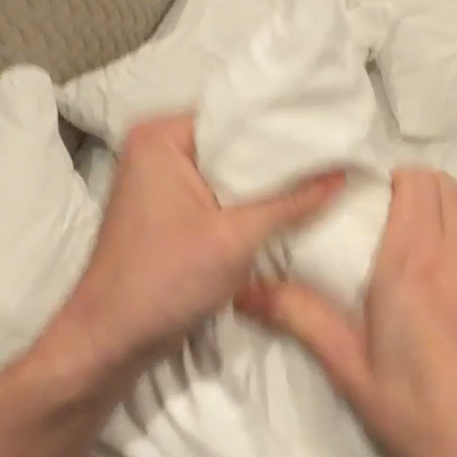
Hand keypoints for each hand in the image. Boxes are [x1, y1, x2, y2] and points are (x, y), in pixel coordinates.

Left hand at [63, 113, 344, 369]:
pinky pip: (218, 198)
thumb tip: (344, 172)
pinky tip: (290, 211)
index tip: (333, 134)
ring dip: (267, 187)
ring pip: (229, 174)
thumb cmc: (165, 280)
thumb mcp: (236, 238)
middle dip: (280, 159)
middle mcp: (156, 150)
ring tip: (324, 181)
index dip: (284, 128)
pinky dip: (248, 207)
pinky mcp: (168, 214)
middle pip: (233, 144)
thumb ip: (292, 202)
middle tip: (336, 159)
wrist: (111, 340)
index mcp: (160, 137)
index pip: (236, 116)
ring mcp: (160, 184)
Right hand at [239, 167, 456, 456]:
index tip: (370, 203)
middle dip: (415, 188)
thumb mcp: (346, 365)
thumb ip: (298, 316)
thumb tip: (242, 290)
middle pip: (445, 185)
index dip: (392, 181)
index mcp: (412, 262)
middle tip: (389, 217)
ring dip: (449, 204)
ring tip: (425, 233)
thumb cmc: (412, 410)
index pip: (415, 182)